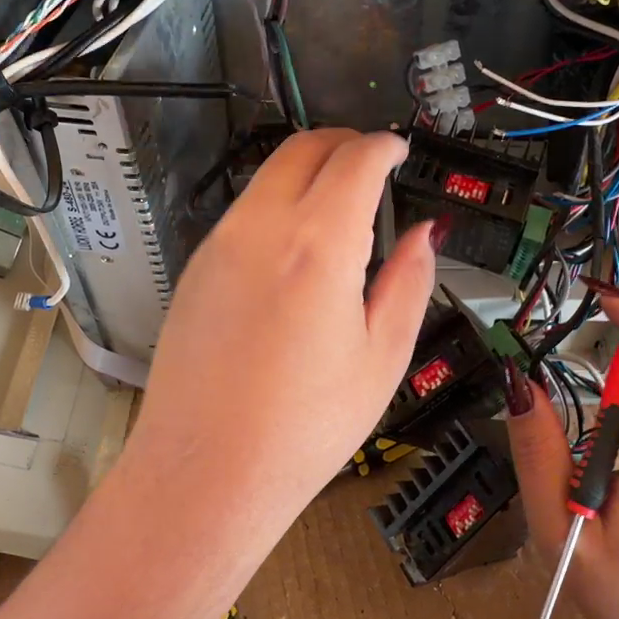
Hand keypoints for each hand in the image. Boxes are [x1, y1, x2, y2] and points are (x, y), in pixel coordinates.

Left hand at [129, 129, 436, 514]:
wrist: (203, 476)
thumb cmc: (298, 430)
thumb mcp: (381, 358)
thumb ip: (409, 280)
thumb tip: (423, 235)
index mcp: (316, 246)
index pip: (355, 160)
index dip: (383, 146)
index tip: (398, 150)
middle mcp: (259, 230)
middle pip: (303, 148)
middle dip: (344, 143)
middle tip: (373, 163)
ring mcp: (219, 245)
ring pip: (269, 175)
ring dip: (308, 171)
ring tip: (340, 207)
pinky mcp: (196, 268)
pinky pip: (244, 210)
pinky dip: (278, 203)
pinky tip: (298, 247)